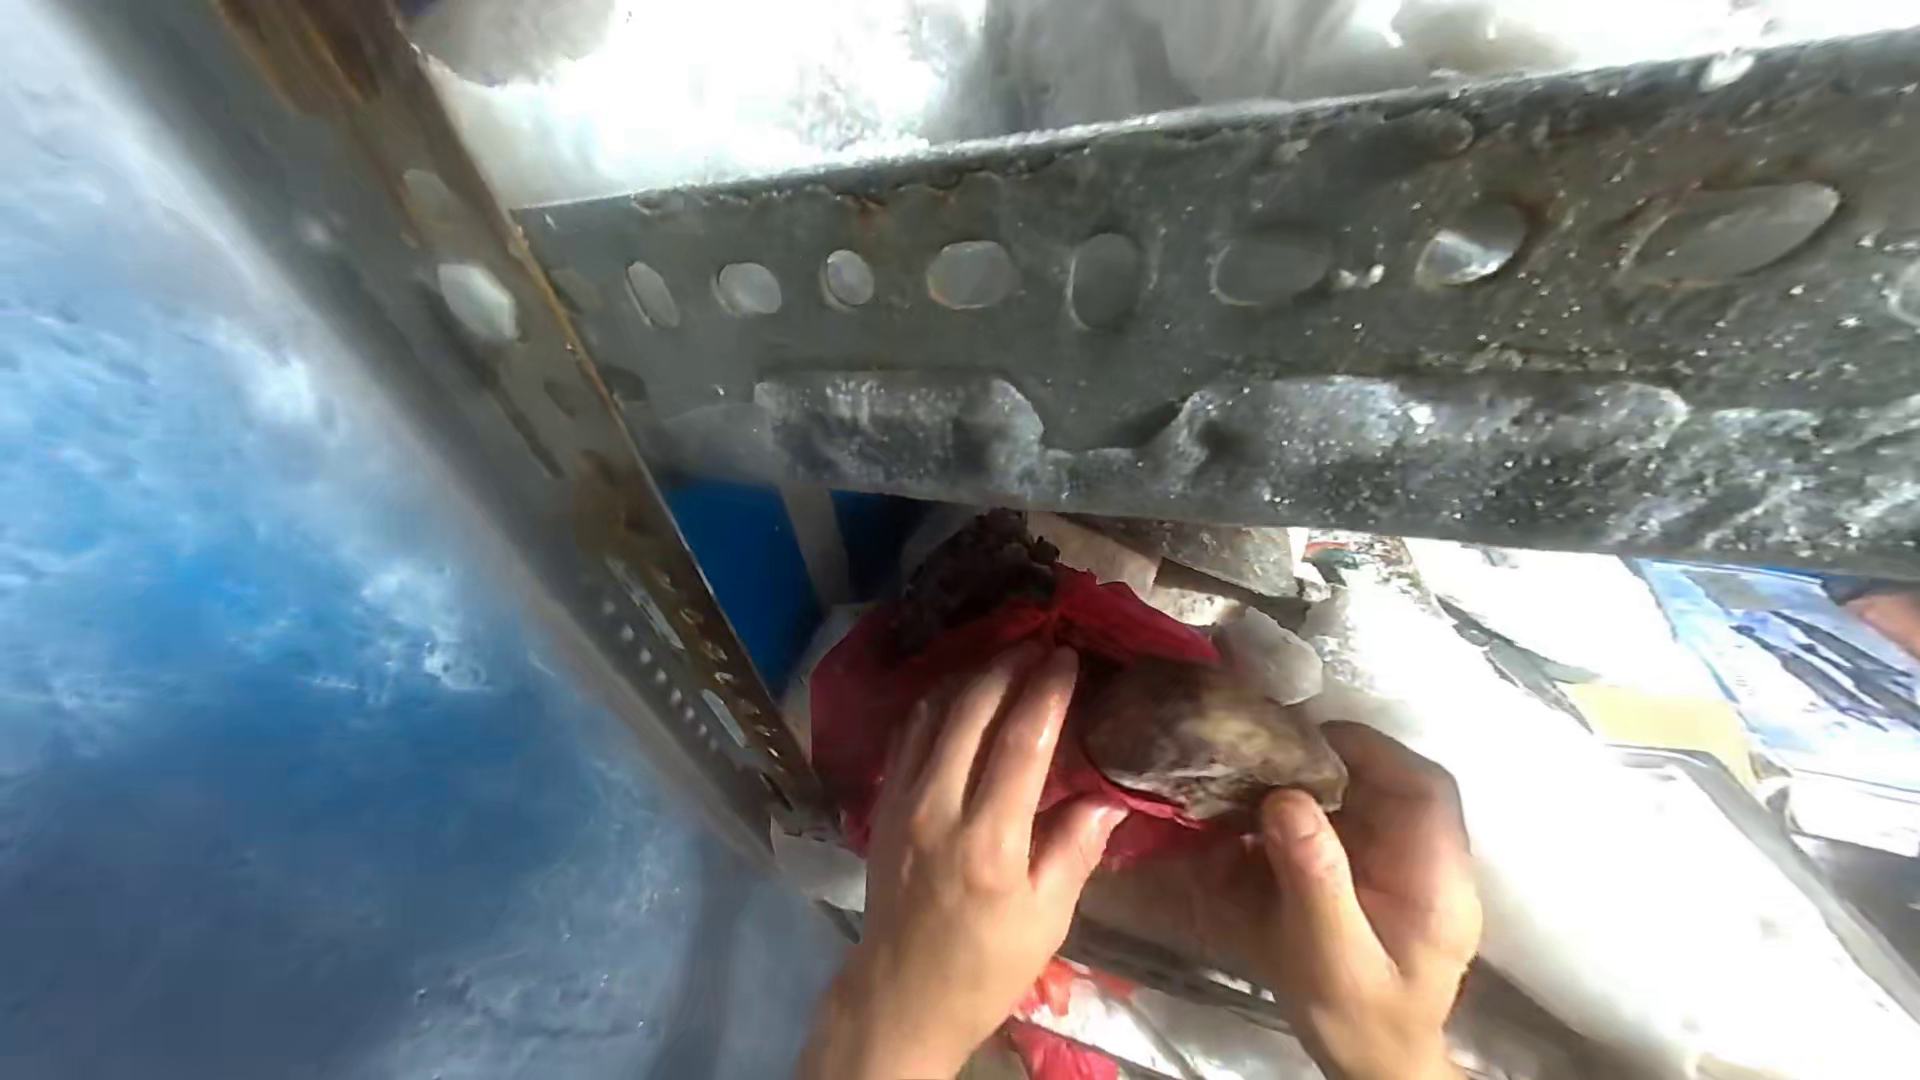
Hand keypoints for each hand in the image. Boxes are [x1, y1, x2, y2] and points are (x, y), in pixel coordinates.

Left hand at [800, 643, 1128, 1079]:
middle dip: (1008, 668)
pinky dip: (936, 702)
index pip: (1022, 743)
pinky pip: (908, 733)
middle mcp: (939, 807)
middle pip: (972, 712)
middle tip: (1036, 645)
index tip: (1064, 658)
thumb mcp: (1048, 918)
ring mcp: (902, 799)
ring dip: (970, 677)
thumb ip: (1075, 847)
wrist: (902, 991)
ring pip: (934, 713)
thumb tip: (1109, 795)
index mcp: (990, 841)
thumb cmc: (986, 962)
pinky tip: (959, 692)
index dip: (1046, 692)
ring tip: (1002, 658)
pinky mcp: (883, 800)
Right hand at [1258, 723, 1480, 1079]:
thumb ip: (1314, 879)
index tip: (1301, 739)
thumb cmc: (1357, 1016)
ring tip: (1257, 770)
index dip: (1369, 749)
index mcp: (1436, 881)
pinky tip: (1263, 804)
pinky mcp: (1369, 862)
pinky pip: (1341, 810)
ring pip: (1363, 788)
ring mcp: (1398, 859)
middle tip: (1265, 750)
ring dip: (1310, 771)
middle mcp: (1425, 859)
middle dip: (1328, 754)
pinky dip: (1302, 796)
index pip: (1424, 787)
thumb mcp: (1328, 955)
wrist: (1369, 1060)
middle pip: (1390, 778)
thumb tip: (1287, 798)